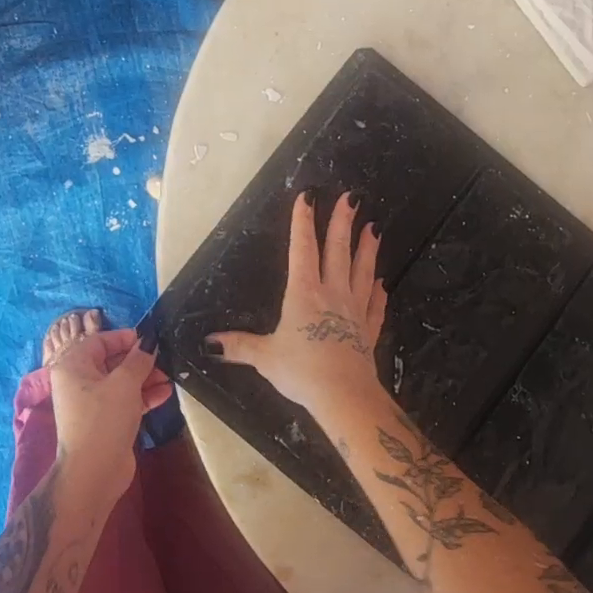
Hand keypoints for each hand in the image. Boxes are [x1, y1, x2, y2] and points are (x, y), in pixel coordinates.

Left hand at [48, 324, 171, 512]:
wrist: (94, 473)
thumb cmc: (104, 419)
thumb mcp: (124, 383)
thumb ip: (138, 360)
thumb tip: (148, 343)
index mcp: (73, 366)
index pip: (99, 341)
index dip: (124, 338)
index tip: (149, 339)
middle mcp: (79, 382)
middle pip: (112, 362)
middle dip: (139, 360)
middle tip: (164, 359)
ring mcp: (92, 404)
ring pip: (121, 382)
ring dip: (145, 378)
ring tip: (170, 376)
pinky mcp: (106, 421)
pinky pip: (126, 401)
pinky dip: (143, 396)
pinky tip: (165, 393)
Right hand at [206, 192, 386, 413]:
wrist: (344, 396)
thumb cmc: (302, 371)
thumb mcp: (263, 357)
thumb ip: (238, 346)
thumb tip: (209, 343)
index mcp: (304, 293)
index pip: (303, 248)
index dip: (303, 221)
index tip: (308, 196)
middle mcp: (332, 294)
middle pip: (338, 250)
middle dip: (343, 221)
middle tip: (352, 197)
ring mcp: (354, 311)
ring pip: (362, 271)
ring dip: (368, 248)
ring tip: (374, 227)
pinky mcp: (369, 331)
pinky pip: (375, 306)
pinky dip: (379, 293)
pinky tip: (383, 284)